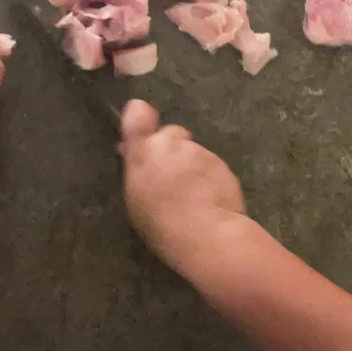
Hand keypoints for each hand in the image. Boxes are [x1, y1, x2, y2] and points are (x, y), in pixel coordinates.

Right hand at [117, 100, 251, 270]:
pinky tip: (209, 199)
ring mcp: (199, 152)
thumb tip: (129, 150)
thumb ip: (136, 168)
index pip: (137, 113)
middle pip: (170, 134)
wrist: (207, 236)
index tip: (144, 130)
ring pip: (193, 152)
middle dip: (171, 148)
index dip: (140, 116)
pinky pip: (212, 166)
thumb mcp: (136, 198)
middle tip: (171, 176)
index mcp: (143, 153)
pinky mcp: (222, 163)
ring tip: (193, 194)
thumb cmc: (161, 224)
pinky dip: (210, 177)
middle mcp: (171, 144)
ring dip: (191, 165)